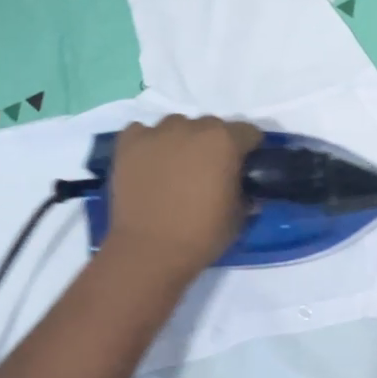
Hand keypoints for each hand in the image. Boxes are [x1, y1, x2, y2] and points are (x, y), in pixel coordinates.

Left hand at [101, 115, 262, 278]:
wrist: (149, 251)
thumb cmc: (202, 235)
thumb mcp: (239, 217)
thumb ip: (245, 195)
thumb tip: (244, 191)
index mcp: (224, 141)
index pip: (247, 132)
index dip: (248, 150)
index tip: (243, 168)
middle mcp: (192, 127)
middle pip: (210, 127)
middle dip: (213, 145)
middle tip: (207, 173)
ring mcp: (157, 133)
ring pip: (176, 126)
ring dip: (181, 141)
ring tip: (174, 169)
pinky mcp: (128, 143)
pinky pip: (142, 132)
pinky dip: (148, 144)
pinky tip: (148, 164)